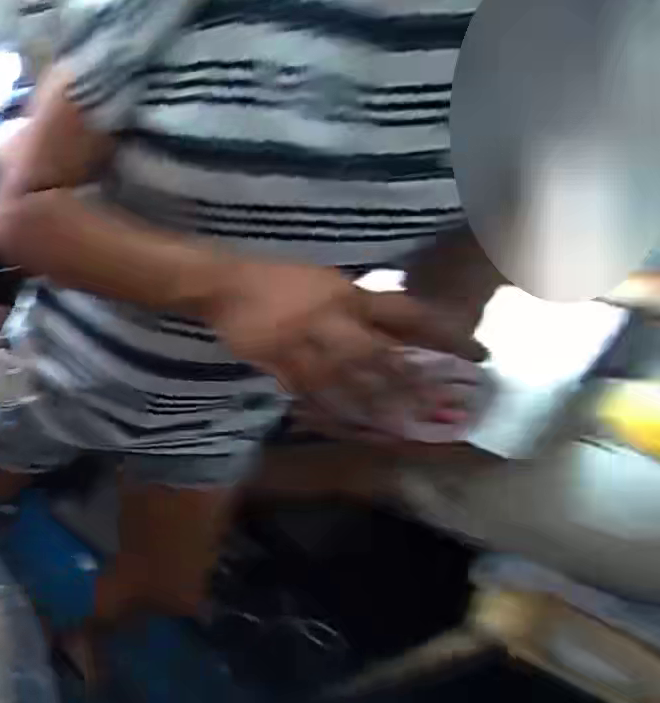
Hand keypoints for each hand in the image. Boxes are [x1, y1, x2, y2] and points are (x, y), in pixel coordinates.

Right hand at [202, 260, 485, 396]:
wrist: (221, 286)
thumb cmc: (276, 279)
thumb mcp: (327, 282)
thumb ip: (359, 305)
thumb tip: (396, 332)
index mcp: (346, 298)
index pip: (408, 315)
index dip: (446, 335)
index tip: (481, 356)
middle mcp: (327, 322)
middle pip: (375, 355)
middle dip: (407, 381)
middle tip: (438, 407)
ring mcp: (296, 344)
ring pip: (338, 377)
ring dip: (366, 401)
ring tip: (393, 423)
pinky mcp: (268, 359)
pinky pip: (299, 385)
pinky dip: (320, 403)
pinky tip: (337, 419)